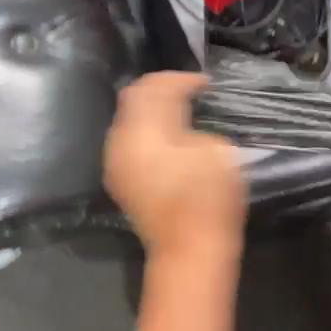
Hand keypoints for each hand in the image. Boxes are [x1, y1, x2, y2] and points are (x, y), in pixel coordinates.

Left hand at [103, 72, 246, 260]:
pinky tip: (173, 135)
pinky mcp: (123, 181)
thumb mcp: (213, 148)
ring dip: (154, 109)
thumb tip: (182, 122)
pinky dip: (150, 130)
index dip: (179, 79)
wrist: (191, 251)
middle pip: (133, 100)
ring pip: (129, 121)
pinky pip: (131, 141)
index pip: (151, 88)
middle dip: (162, 90)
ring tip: (183, 109)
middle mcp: (119, 143)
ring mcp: (116, 164)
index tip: (205, 83)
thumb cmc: (208, 198)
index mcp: (139, 132)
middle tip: (192, 90)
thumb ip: (191, 124)